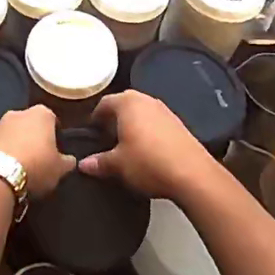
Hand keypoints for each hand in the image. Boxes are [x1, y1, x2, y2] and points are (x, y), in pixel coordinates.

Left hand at [0, 106, 73, 197]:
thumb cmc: (36, 165)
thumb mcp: (60, 169)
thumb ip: (67, 162)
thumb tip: (70, 160)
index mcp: (42, 113)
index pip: (53, 120)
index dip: (56, 136)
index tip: (56, 152)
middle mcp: (19, 112)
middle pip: (31, 125)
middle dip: (34, 139)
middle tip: (38, 160)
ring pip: (13, 134)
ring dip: (17, 146)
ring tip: (20, 167)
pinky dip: (3, 153)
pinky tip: (5, 170)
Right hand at [82, 91, 217, 199]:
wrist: (192, 173)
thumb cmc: (147, 162)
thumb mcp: (118, 165)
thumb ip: (99, 162)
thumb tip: (82, 164)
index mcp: (128, 103)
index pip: (105, 103)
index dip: (95, 117)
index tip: (92, 132)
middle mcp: (146, 100)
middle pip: (124, 105)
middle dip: (114, 119)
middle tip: (106, 139)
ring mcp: (165, 110)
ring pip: (142, 113)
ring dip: (132, 125)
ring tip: (126, 146)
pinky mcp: (179, 124)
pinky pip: (156, 123)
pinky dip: (148, 132)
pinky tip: (147, 151)